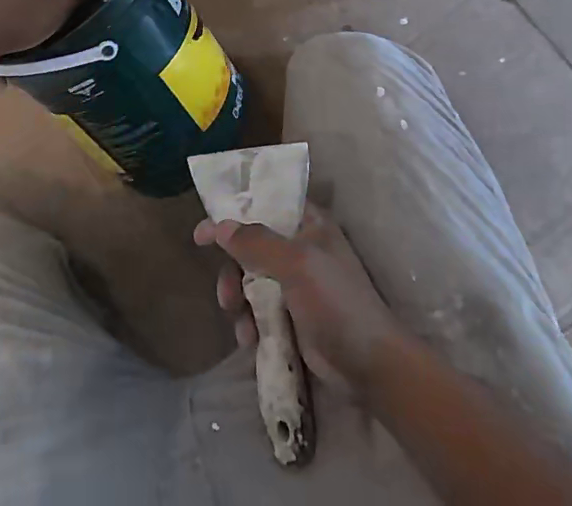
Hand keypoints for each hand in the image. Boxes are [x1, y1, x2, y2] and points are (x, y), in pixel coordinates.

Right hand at [194, 204, 409, 390]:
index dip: (234, 213)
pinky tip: (249, 340)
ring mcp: (297, 285)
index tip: (203, 233)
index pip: (266, 205)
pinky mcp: (293, 316)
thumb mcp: (297, 264)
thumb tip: (220, 226)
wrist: (368, 366)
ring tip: (239, 322)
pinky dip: (249, 321)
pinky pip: (258, 309)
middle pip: (251, 246)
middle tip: (226, 294)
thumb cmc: (336, 303)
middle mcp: (301, 249)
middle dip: (233, 269)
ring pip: (251, 280)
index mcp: (309, 225)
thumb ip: (257, 242)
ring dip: (238, 299)